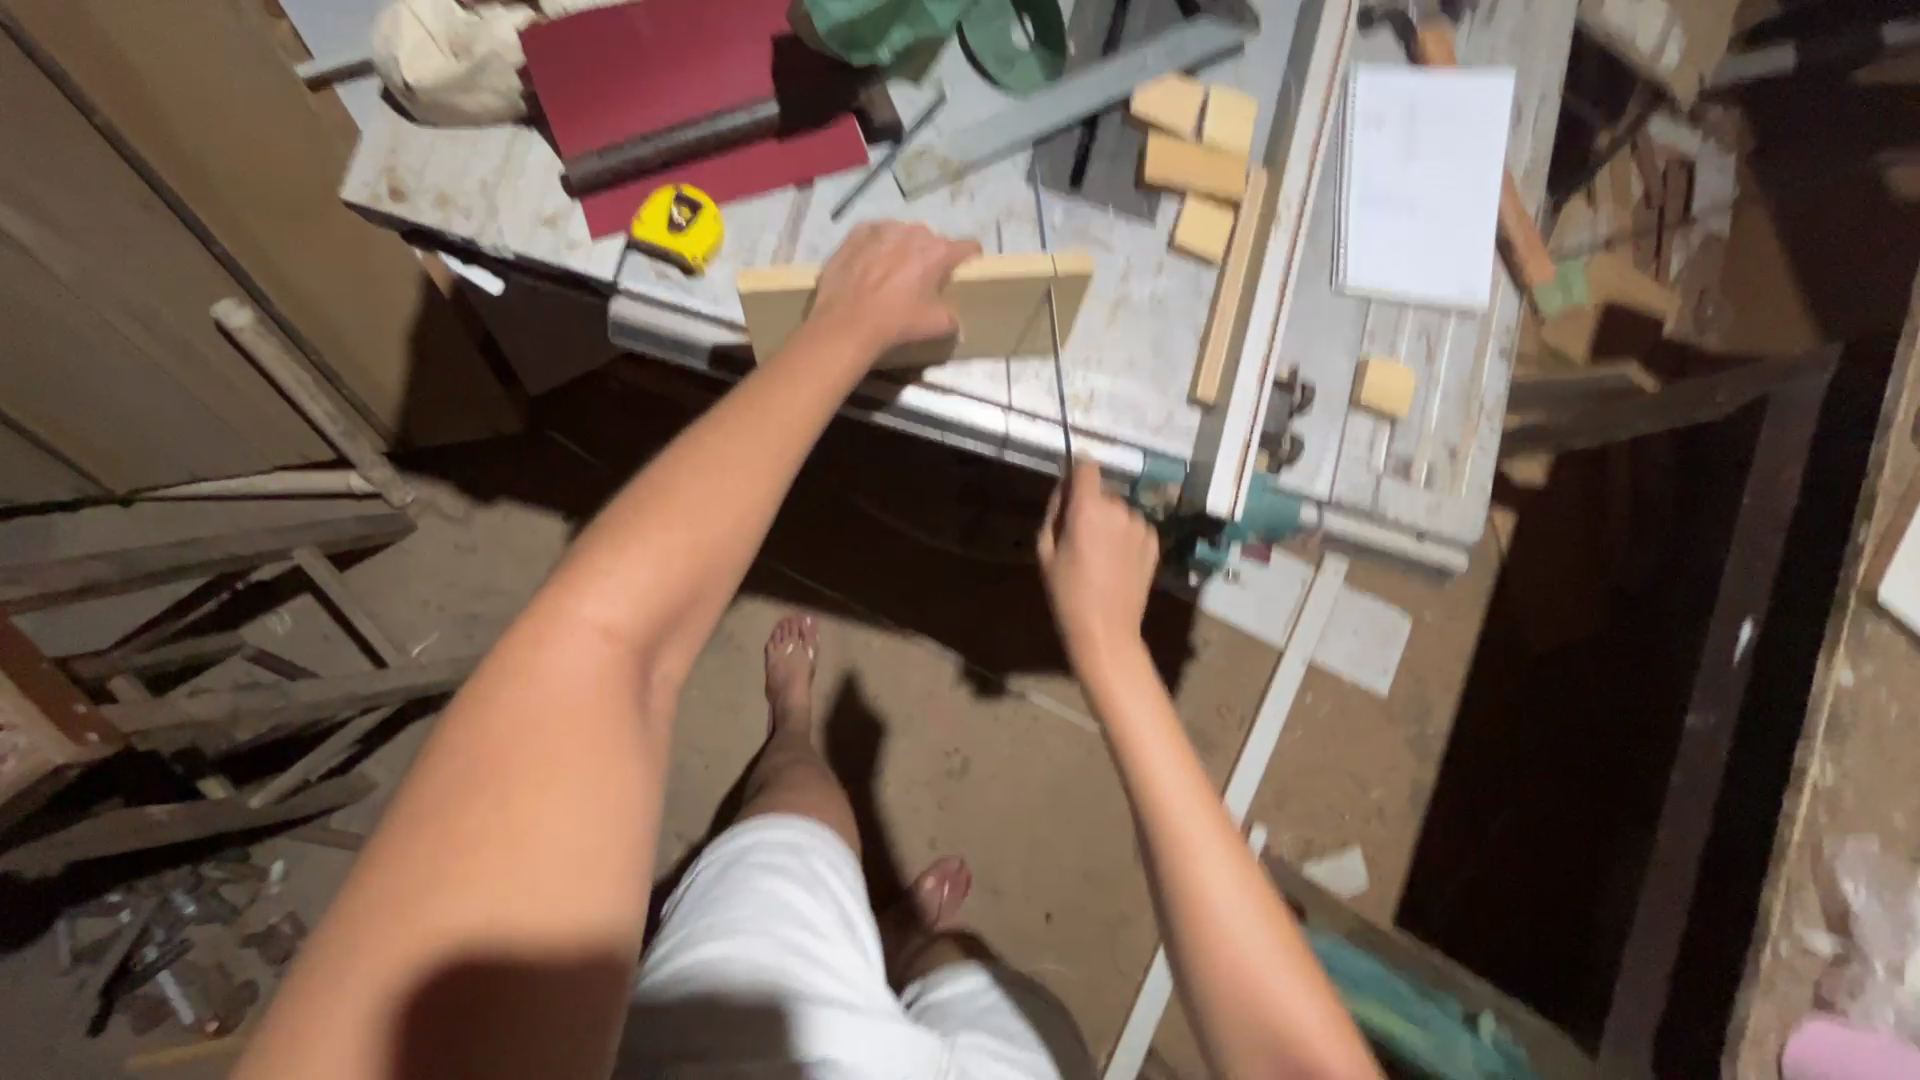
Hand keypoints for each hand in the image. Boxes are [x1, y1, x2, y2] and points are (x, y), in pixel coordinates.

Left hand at [807, 223, 980, 353]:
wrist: (845, 323)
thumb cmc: (896, 324)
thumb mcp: (936, 327)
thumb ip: (953, 319)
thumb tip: (954, 321)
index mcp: (938, 252)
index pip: (968, 246)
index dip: (970, 258)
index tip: (965, 269)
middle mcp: (913, 232)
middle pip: (932, 239)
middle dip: (931, 255)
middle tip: (922, 278)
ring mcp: (882, 229)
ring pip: (902, 233)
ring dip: (903, 247)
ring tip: (893, 270)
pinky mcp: (855, 234)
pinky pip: (874, 234)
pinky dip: (876, 245)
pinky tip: (870, 264)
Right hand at [1038, 461, 1160, 668]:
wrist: (1106, 629)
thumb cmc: (1066, 592)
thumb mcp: (1045, 550)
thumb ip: (1055, 510)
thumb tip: (1065, 487)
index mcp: (1088, 508)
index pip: (1087, 466)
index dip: (1078, 470)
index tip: (1071, 481)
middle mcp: (1119, 508)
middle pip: (1102, 493)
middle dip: (1090, 505)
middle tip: (1078, 536)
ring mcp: (1141, 524)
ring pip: (1119, 511)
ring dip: (1109, 522)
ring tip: (1100, 554)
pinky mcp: (1155, 540)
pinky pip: (1134, 527)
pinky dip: (1125, 536)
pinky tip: (1117, 562)